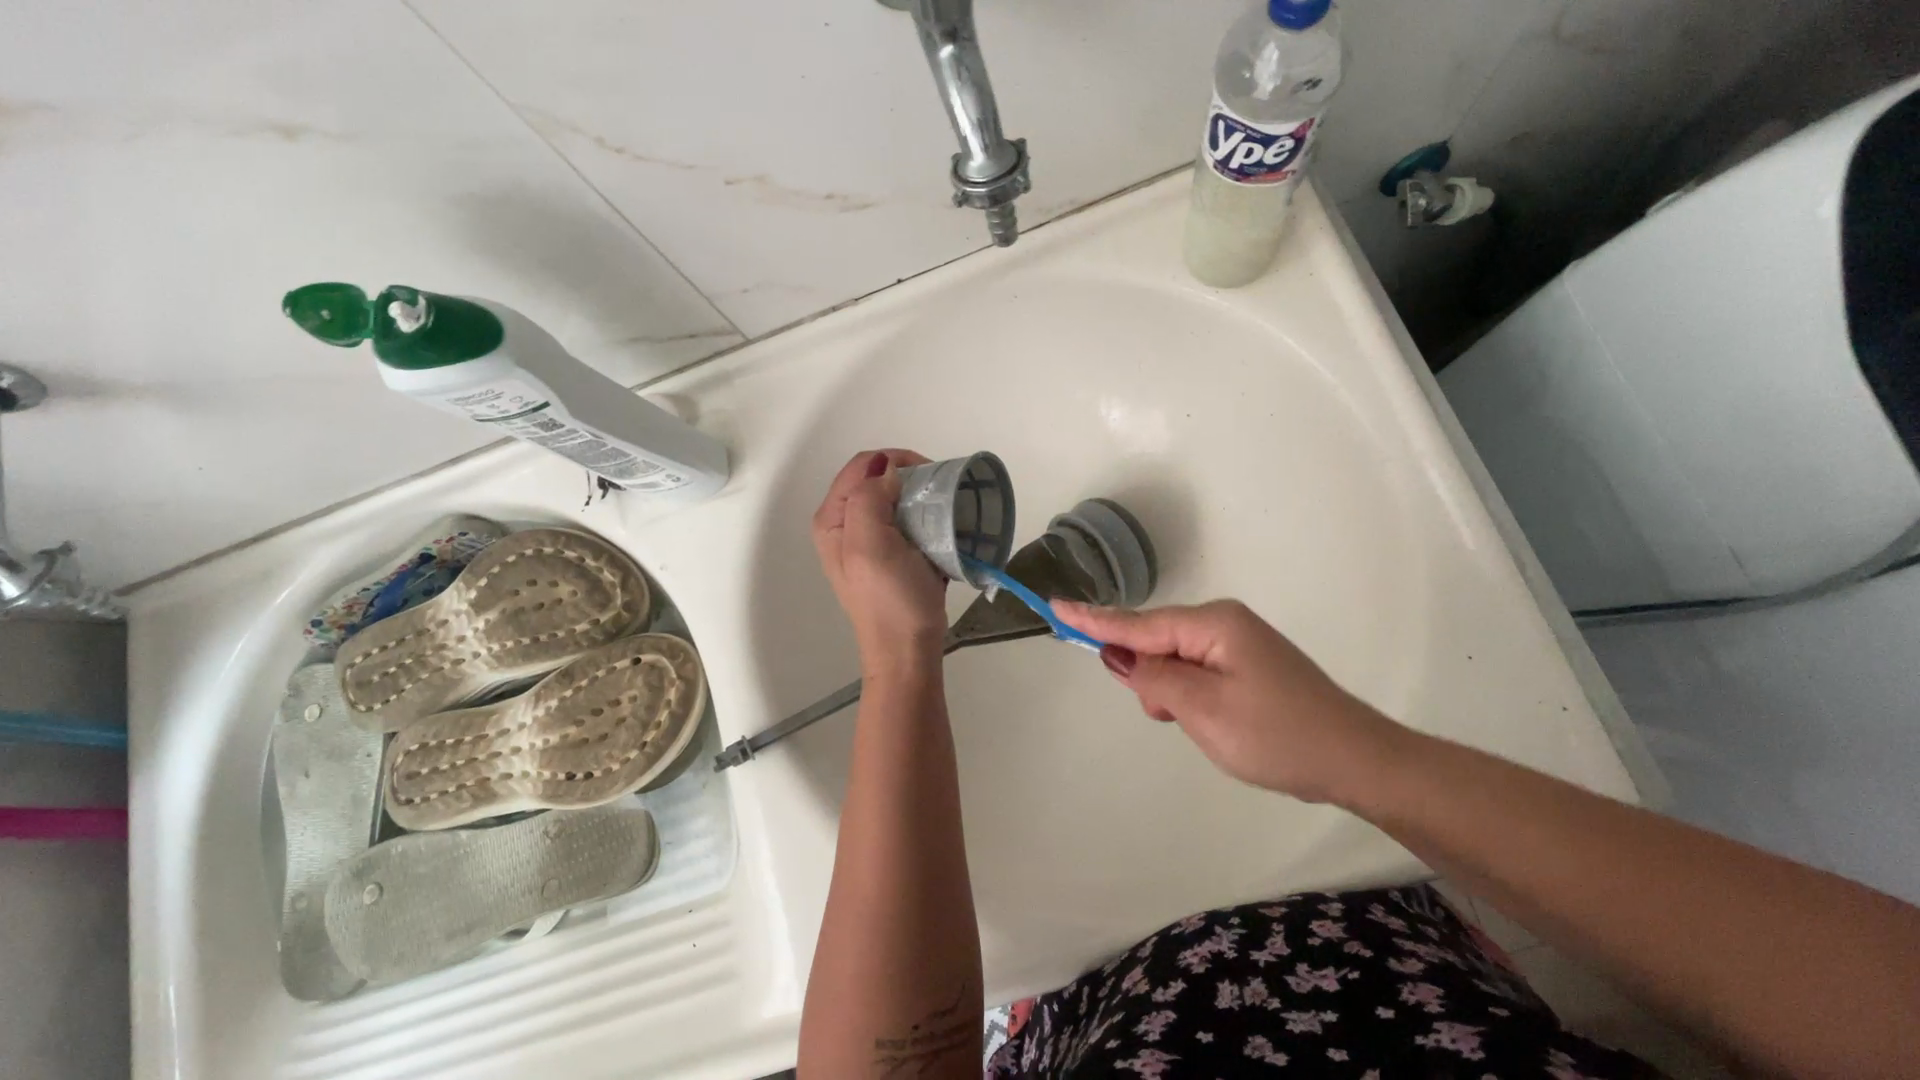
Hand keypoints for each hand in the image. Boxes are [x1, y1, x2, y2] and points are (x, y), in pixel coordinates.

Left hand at [812, 450, 948, 676]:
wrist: (907, 650)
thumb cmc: (890, 600)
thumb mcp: (870, 545)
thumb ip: (868, 499)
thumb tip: (887, 472)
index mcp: (833, 519)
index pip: (862, 465)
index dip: (895, 461)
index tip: (929, 476)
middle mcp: (846, 525)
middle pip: (878, 478)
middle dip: (910, 477)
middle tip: (939, 492)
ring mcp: (869, 541)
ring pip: (896, 499)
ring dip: (921, 498)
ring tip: (943, 510)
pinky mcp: (892, 555)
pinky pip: (909, 521)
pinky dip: (926, 518)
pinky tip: (940, 529)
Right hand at [1053, 599, 1402, 804]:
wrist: (1353, 760)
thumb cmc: (1276, 735)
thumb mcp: (1203, 709)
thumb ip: (1153, 677)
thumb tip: (1116, 653)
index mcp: (1212, 625)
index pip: (1137, 623)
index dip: (1093, 621)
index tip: (1053, 607)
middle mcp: (1223, 624)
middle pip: (1155, 641)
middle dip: (1147, 676)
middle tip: (1167, 714)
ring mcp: (1238, 645)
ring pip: (1174, 661)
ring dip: (1170, 693)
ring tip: (1201, 726)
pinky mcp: (1246, 667)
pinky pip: (1196, 673)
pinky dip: (1188, 697)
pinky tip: (1209, 722)